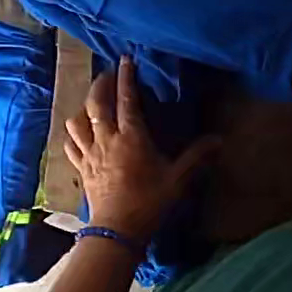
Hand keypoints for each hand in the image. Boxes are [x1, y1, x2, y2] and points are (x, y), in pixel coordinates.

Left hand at [64, 56, 219, 242]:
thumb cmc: (149, 202)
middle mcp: (106, 139)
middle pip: (96, 102)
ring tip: (92, 103)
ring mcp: (89, 153)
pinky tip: (77, 132)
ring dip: (84, 107)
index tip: (126, 60)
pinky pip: (71, 144)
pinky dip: (73, 133)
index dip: (126, 77)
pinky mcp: (80, 168)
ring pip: (78, 120)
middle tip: (108, 74)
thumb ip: (197, 157)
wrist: (117, 231)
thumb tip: (220, 140)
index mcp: (131, 137)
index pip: (126, 99)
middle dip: (101, 84)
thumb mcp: (177, 179)